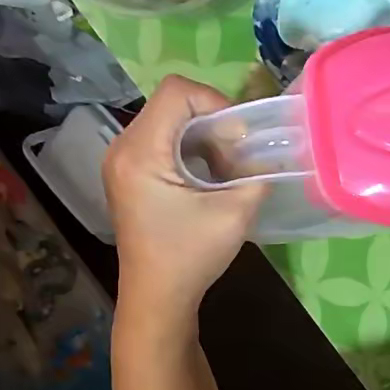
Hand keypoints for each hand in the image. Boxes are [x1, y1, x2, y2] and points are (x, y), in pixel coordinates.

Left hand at [104, 76, 264, 316]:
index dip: (215, 102)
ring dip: (203, 136)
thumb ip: (256, 177)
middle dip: (212, 122)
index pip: (177, 92)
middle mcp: (122, 148)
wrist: (157, 297)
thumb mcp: (234, 215)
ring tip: (225, 170)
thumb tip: (267, 156)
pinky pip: (161, 140)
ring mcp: (121, 160)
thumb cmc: (189, 257)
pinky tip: (207, 178)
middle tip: (236, 156)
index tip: (238, 138)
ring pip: (168, 121)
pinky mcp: (128, 174)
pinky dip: (190, 149)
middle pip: (171, 104)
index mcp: (140, 152)